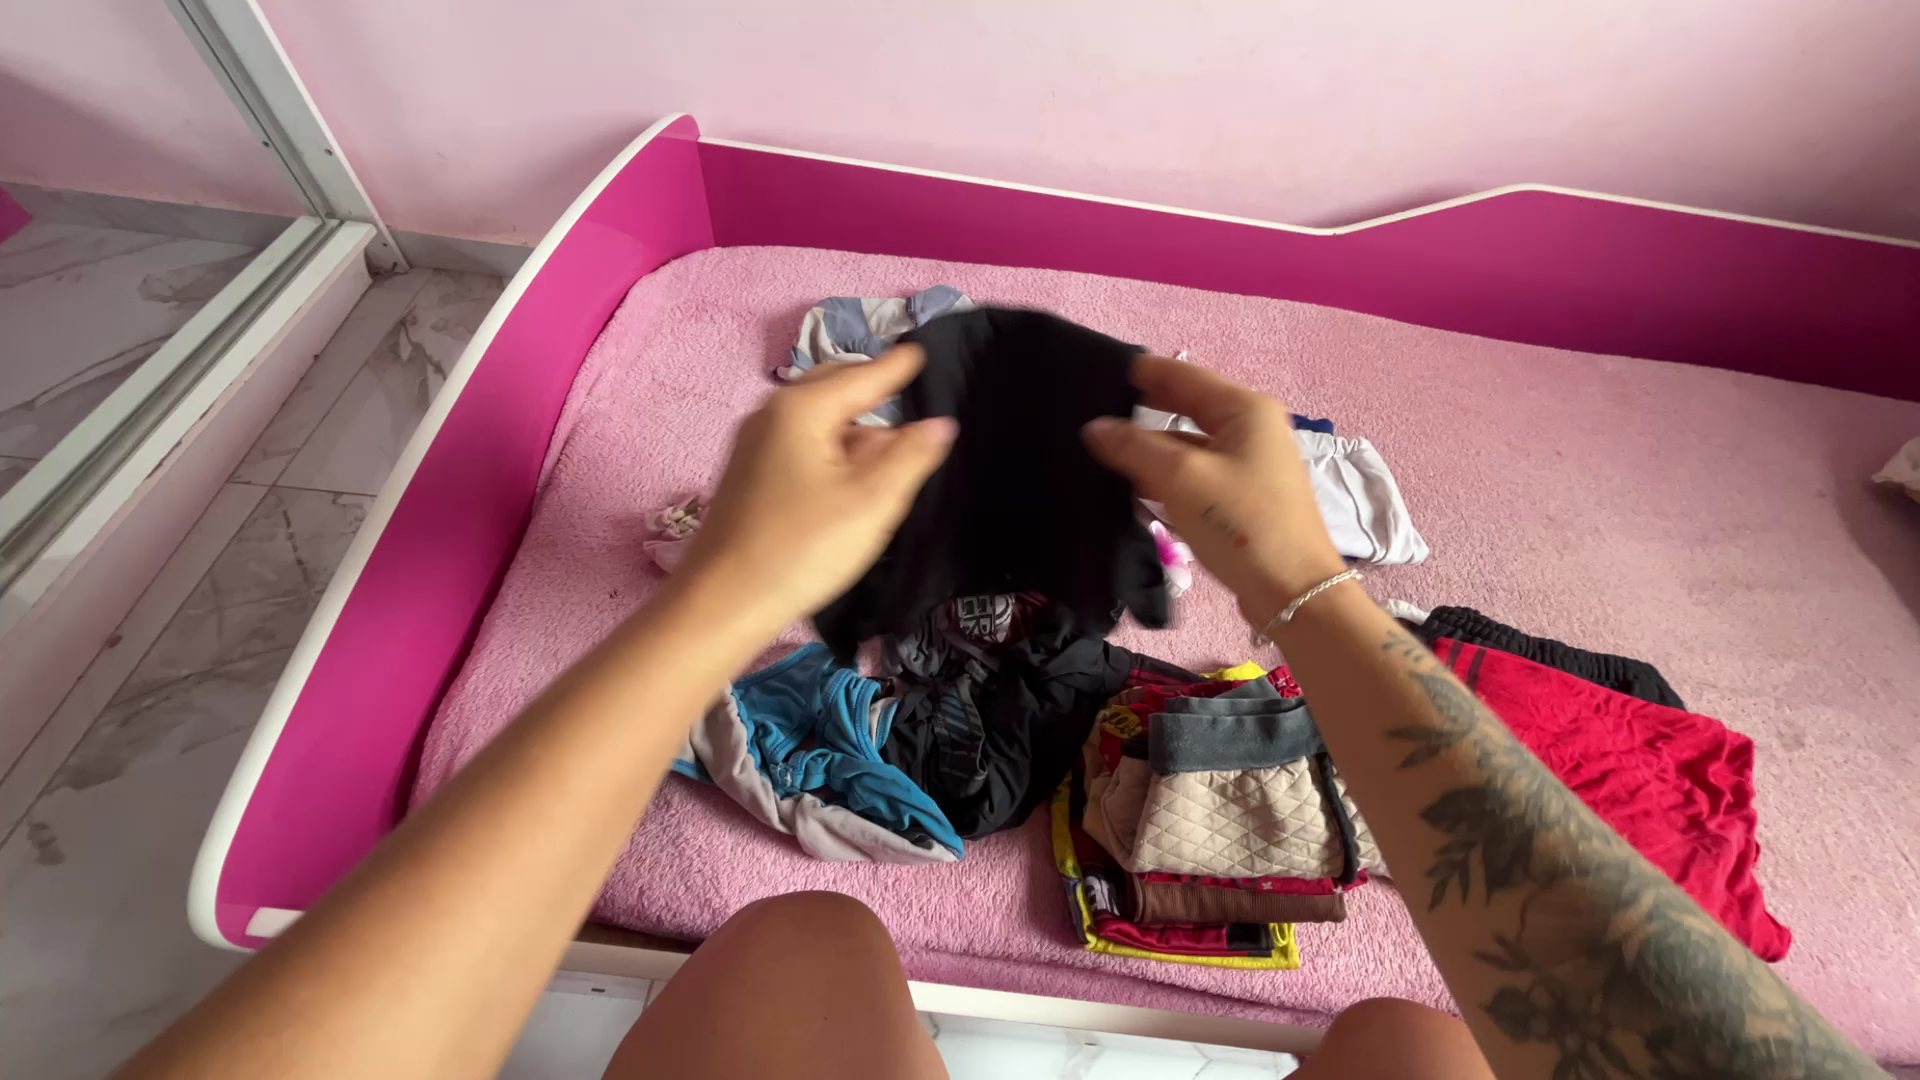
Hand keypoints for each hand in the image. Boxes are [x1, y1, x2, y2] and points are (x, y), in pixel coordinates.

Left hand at [678, 345, 956, 632]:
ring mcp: (753, 445)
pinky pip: (800, 444)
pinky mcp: (748, 475)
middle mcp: (771, 414)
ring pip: (817, 422)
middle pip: (834, 390)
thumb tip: (940, 423)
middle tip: (909, 395)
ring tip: (889, 450)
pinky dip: (831, 448)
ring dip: (854, 429)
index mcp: (802, 409)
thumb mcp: (872, 502)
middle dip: (872, 393)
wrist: (724, 601)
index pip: (863, 376)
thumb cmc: (804, 547)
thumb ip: (911, 456)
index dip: (897, 367)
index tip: (920, 350)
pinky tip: (848, 477)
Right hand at [1081, 354, 1345, 627]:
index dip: (1140, 372)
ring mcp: (1248, 464)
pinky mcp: (1241, 497)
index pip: (1182, 375)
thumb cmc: (1240, 524)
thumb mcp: (1181, 478)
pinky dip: (1165, 476)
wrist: (1291, 591)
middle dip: (1142, 409)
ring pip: (1188, 444)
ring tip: (1102, 451)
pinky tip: (1132, 487)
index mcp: (1244, 409)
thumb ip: (1134, 447)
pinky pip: (1194, 474)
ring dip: (1150, 448)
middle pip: (1186, 408)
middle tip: (1094, 409)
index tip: (1096, 371)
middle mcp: (1250, 429)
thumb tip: (1094, 428)